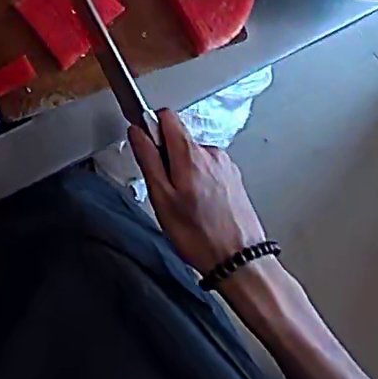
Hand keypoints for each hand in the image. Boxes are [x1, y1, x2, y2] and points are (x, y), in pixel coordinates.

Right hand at [129, 108, 267, 274]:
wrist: (241, 262)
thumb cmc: (201, 236)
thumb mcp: (162, 198)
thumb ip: (148, 159)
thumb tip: (137, 132)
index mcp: (190, 153)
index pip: (167, 115)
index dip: (151, 126)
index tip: (148, 146)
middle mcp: (211, 153)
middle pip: (179, 137)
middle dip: (167, 156)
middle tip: (166, 189)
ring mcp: (225, 165)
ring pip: (193, 155)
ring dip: (185, 171)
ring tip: (185, 203)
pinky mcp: (234, 178)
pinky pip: (208, 168)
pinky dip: (200, 180)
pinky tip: (201, 207)